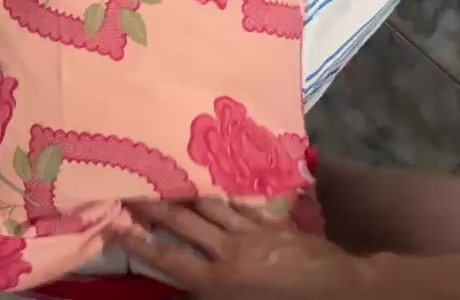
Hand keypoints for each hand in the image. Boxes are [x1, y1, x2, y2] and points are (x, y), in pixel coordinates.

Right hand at [110, 198, 367, 298]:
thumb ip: (211, 292)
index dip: (138, 241)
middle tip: (127, 183)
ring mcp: (251, 232)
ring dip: (184, 190)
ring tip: (162, 172)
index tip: (114, 221)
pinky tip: (215, 181)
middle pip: (181, 223)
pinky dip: (225, 193)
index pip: (168, 259)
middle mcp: (227, 251)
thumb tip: (188, 284)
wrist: (345, 294)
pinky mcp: (274, 224)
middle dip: (152, 204)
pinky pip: (243, 204)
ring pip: (208, 205)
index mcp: (218, 282)